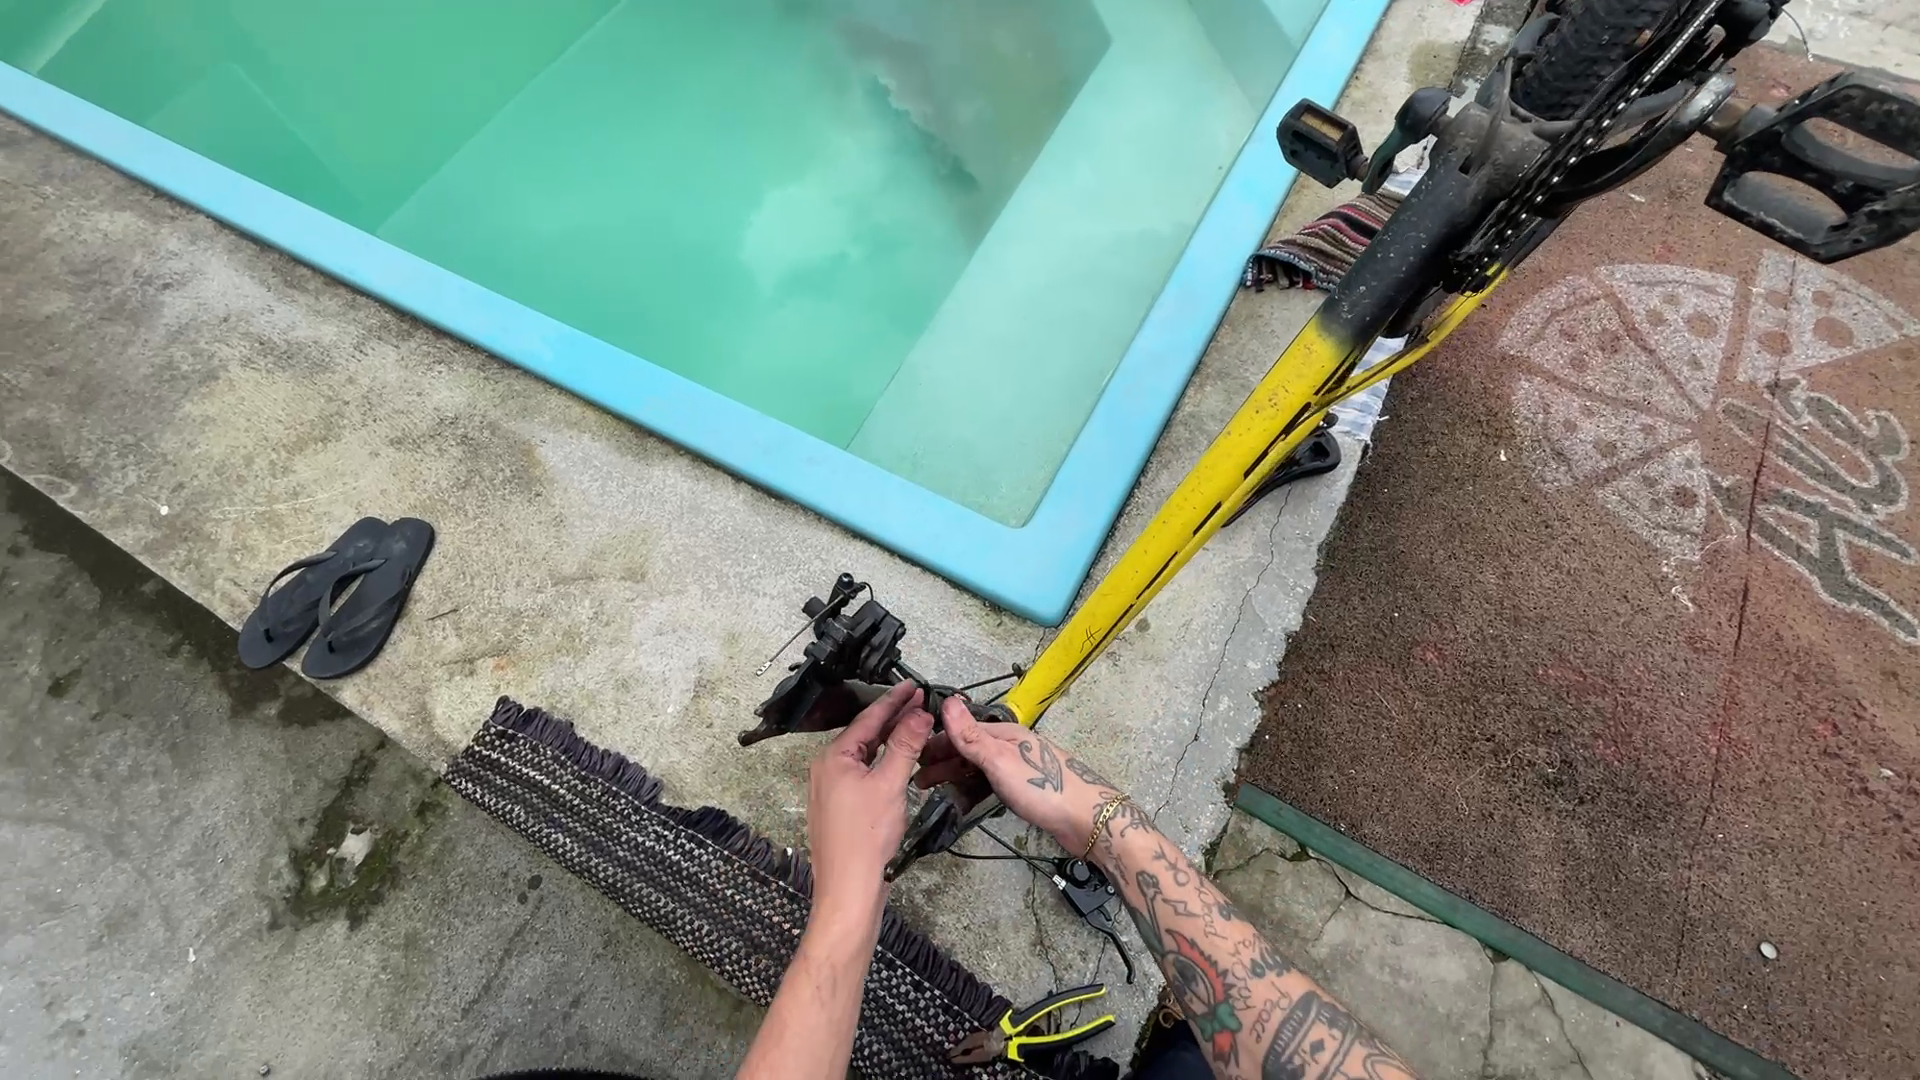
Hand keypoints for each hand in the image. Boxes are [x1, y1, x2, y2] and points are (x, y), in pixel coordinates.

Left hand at [806, 681, 933, 923]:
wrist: (849, 891)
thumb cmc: (866, 838)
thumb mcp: (890, 784)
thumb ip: (905, 745)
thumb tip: (919, 713)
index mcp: (833, 757)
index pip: (869, 718)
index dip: (895, 700)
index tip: (915, 686)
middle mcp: (826, 768)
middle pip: (865, 734)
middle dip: (894, 718)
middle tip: (920, 702)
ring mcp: (830, 789)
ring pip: (865, 754)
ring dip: (890, 740)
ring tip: (915, 726)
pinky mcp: (839, 807)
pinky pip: (863, 773)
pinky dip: (883, 762)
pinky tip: (900, 762)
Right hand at [914, 697, 1132, 856]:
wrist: (1087, 821)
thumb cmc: (1045, 789)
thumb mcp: (1000, 760)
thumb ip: (972, 735)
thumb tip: (948, 701)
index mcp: (1006, 734)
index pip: (963, 731)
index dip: (938, 743)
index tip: (916, 757)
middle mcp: (1012, 747)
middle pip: (970, 749)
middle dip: (943, 762)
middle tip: (920, 781)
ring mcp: (1020, 769)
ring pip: (979, 769)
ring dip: (956, 777)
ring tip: (935, 792)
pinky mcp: (1026, 791)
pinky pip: (991, 786)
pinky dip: (974, 791)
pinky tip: (964, 802)